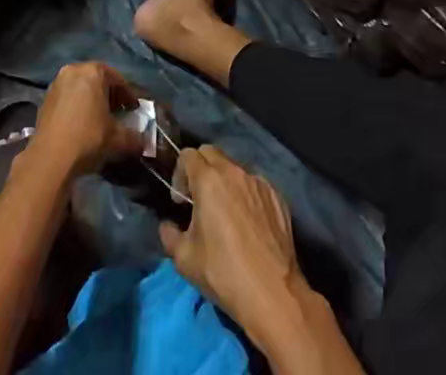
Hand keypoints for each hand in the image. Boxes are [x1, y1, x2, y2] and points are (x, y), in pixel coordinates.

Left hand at [26, 62, 143, 177]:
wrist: (50, 160)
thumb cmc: (89, 139)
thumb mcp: (118, 139)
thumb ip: (135, 137)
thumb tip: (144, 142)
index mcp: (93, 72)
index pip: (118, 79)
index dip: (128, 95)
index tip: (133, 110)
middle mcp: (73, 71)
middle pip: (98, 79)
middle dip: (109, 95)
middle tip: (118, 112)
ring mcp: (56, 84)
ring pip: (81, 87)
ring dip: (92, 99)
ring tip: (99, 119)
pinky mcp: (44, 99)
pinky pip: (67, 97)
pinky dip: (76, 105)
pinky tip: (81, 124)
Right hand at [159, 147, 304, 333]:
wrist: (271, 292)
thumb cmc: (222, 272)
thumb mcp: (183, 258)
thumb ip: (169, 234)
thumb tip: (168, 226)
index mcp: (209, 180)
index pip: (188, 154)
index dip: (179, 174)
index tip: (181, 202)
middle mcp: (236, 172)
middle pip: (212, 153)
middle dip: (200, 170)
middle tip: (199, 200)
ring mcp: (260, 182)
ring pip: (235, 168)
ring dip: (224, 182)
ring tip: (225, 213)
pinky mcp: (278, 196)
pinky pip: (255, 184)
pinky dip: (246, 194)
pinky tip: (247, 224)